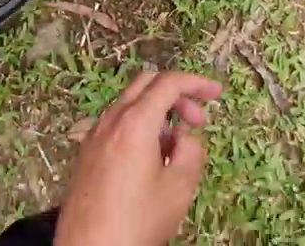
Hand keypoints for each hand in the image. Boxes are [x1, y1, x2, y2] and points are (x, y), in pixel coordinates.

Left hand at [54, 70, 222, 245]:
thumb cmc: (136, 222)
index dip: (197, 82)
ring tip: (175, 146)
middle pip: (148, 83)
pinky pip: (117, 122)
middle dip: (177, 93)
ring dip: (158, 110)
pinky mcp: (86, 152)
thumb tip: (184, 137)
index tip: (217, 94)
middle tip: (198, 119)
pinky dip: (139, 124)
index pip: (169, 82)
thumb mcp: (178, 189)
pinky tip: (149, 157)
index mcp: (135, 122)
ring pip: (130, 102)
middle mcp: (111, 119)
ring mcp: (94, 134)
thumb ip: (191, 151)